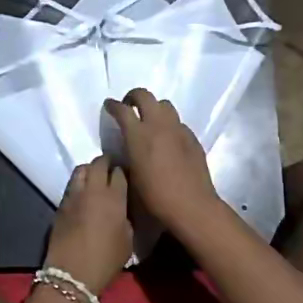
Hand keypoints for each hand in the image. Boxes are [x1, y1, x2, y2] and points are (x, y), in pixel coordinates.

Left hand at [45, 155, 132, 293]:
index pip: (120, 172)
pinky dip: (79, 184)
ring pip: (81, 170)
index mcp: (114, 198)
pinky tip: (85, 195)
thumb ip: (127, 218)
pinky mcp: (60, 205)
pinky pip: (71, 186)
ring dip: (90, 170)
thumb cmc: (106, 260)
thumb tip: (122, 209)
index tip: (128, 176)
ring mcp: (73, 196)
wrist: (72, 274)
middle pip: (98, 163)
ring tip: (96, 179)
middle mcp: (93, 190)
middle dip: (106, 163)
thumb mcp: (128, 241)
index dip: (124, 172)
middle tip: (112, 169)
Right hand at [104, 89, 223, 231]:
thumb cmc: (155, 198)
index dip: (113, 105)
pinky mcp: (192, 139)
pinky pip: (178, 123)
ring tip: (149, 121)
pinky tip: (168, 140)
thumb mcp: (130, 179)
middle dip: (133, 97)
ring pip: (164, 105)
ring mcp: (178, 130)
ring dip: (153, 108)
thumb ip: (125, 159)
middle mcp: (158, 126)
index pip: (122, 110)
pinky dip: (169, 124)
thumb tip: (124, 153)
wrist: (191, 206)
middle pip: (145, 95)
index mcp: (138, 136)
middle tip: (129, 106)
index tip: (109, 105)